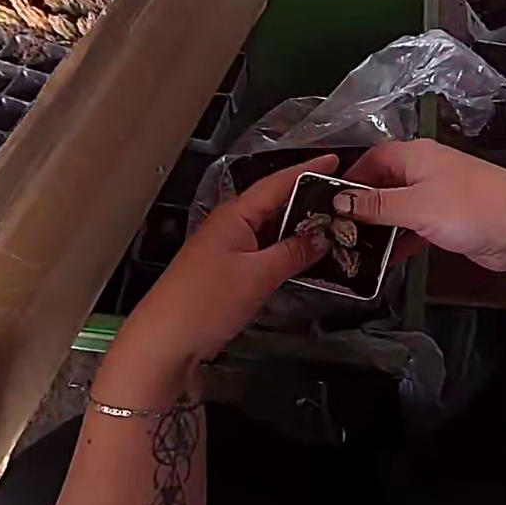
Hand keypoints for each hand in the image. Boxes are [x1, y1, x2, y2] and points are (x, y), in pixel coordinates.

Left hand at [111, 155, 335, 367]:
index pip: (277, 183)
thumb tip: (323, 237)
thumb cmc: (205, 302)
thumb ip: (294, 252)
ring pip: (271, 229)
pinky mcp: (229, 271)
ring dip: (299, 227)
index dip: (307, 170)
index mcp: (235, 215)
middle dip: (308, 199)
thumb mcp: (259, 274)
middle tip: (342, 199)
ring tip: (334, 226)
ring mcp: (229, 248)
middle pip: (275, 203)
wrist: (163, 344)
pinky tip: (307, 257)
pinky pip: (265, 250)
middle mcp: (231, 225)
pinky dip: (287, 250)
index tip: (335, 160)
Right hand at [339, 139, 505, 272]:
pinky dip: (400, 241)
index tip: (327, 201)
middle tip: (335, 230)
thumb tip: (338, 200)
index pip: (373, 158)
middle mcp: (425, 171)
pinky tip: (383, 260)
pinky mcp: (447, 221)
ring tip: (352, 248)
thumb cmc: (468, 207)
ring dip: (379, 227)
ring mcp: (437, 197)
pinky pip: (414, 228)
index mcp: (415, 156)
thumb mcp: (415, 205)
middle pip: (384, 184)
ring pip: (398, 209)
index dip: (350, 177)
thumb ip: (376, 204)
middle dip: (362, 206)